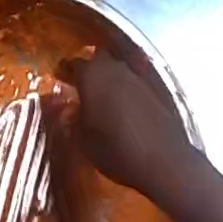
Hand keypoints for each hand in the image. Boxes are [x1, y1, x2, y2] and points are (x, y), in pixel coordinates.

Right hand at [48, 51, 198, 198]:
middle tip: (79, 87)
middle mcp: (113, 68)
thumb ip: (70, 120)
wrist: (165, 161)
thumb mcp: (83, 140)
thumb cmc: (116, 149)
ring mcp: (136, 77)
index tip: (58, 78)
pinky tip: (122, 109)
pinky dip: (123, 91)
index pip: (72, 64)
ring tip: (100, 100)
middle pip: (96, 60)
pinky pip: (131, 83)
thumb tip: (65, 109)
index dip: (63, 71)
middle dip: (87, 70)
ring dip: (107, 80)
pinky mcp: (154, 90)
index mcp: (91, 74)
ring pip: (115, 70)